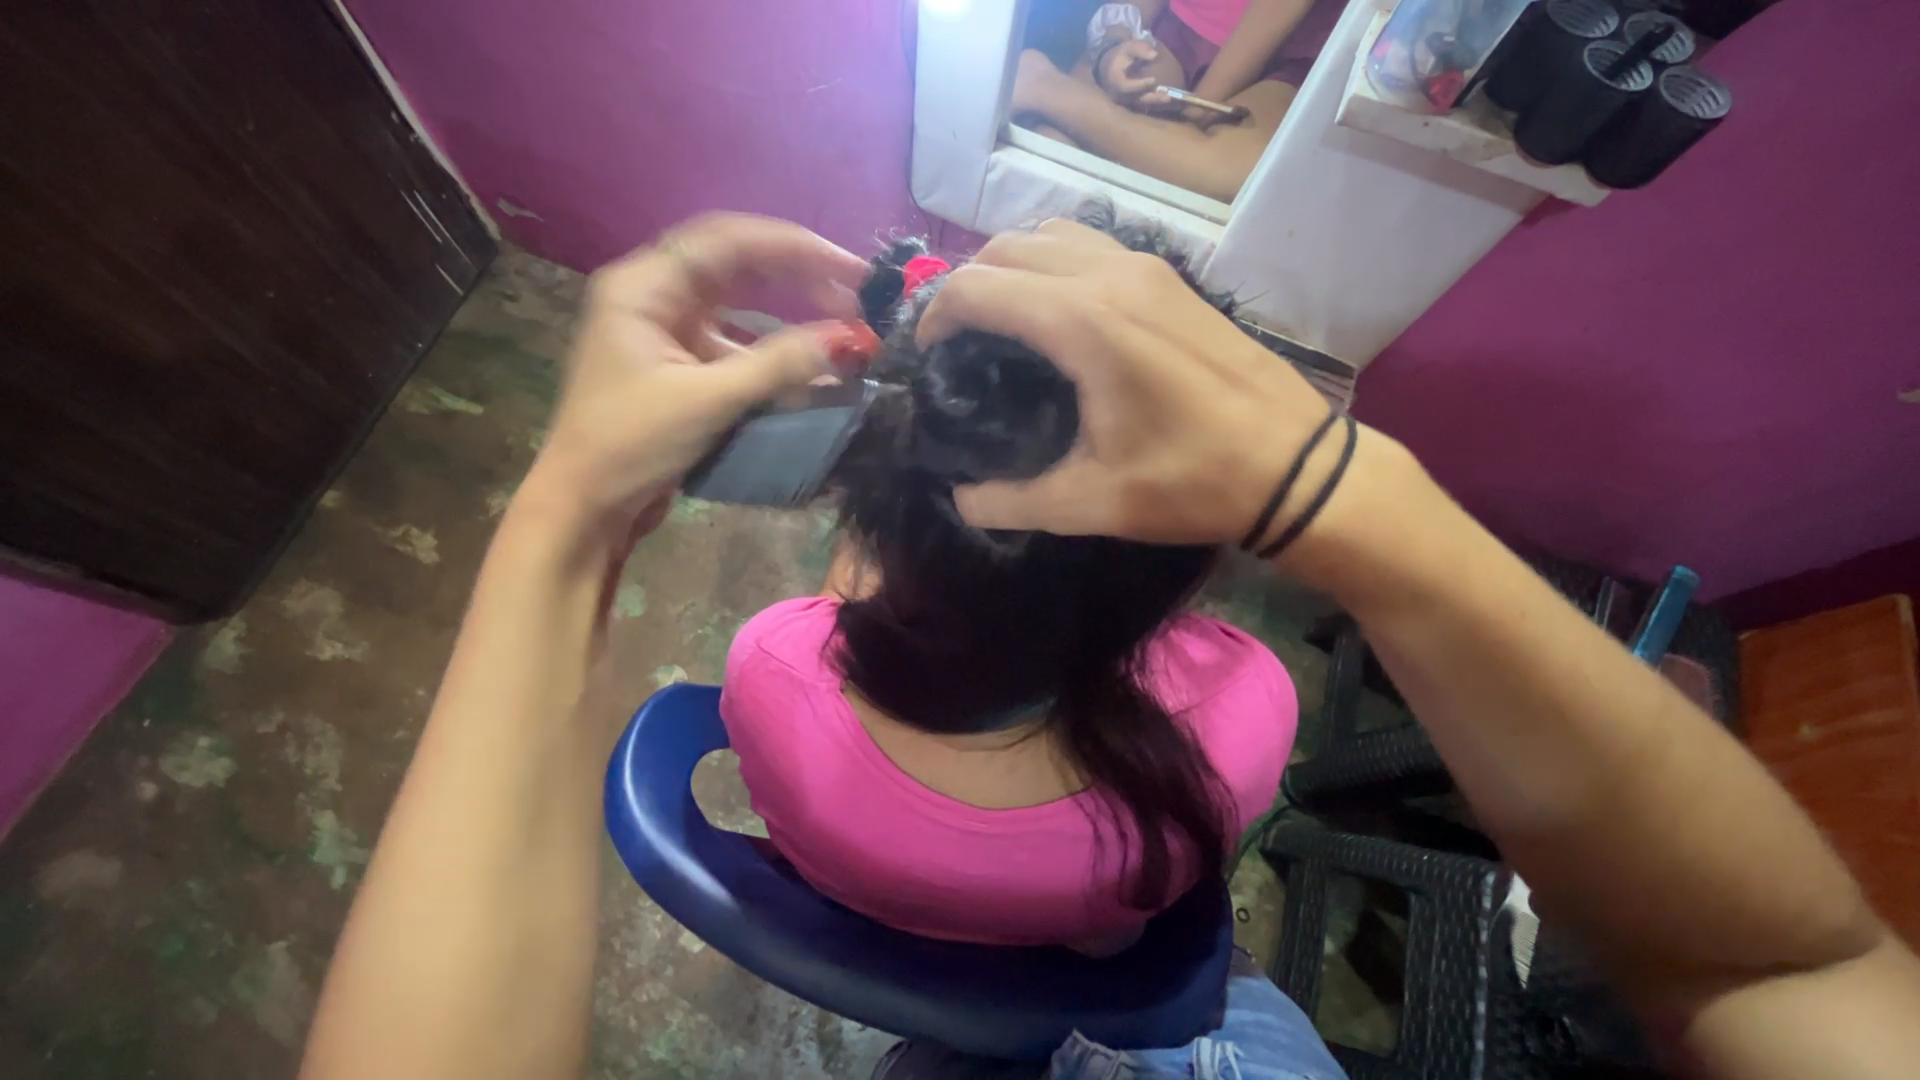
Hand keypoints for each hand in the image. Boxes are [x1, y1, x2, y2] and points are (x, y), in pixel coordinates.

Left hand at [521, 214, 869, 534]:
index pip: (730, 240)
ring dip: (791, 314)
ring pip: (741, 305)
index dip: (797, 248)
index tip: (853, 271)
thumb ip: (780, 365)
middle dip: (800, 277)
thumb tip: (850, 340)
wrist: (586, 506)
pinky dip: (774, 353)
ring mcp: (668, 331)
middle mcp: (655, 296)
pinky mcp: (681, 365)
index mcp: (645, 285)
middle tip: (858, 298)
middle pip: (739, 265)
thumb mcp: (708, 400)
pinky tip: (811, 368)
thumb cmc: (631, 444)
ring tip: (843, 325)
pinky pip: (738, 344)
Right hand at [915, 219, 1411, 549]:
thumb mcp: (1092, 502)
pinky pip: (1091, 245)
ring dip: (1010, 264)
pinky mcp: (1171, 279)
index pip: (978, 287)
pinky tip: (1056, 312)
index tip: (926, 354)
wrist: (1299, 467)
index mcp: (1083, 322)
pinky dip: (1053, 263)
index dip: (937, 314)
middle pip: (1007, 247)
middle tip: (954, 338)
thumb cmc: (1193, 483)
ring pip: (1052, 234)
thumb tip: (961, 500)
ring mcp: (1147, 268)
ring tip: (997, 318)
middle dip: (965, 284)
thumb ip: (1012, 502)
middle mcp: (1110, 274)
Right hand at [1097, 40, 1174, 110]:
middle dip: (1151, 98)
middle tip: (1167, 97)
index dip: (1139, 85)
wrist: (1108, 68)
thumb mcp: (1127, 48)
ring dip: (1155, 101)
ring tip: (1169, 98)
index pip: (1126, 87)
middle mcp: (1118, 95)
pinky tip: (1165, 99)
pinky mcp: (1129, 103)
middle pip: (1135, 99)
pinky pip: (1142, 104)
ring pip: (1140, 103)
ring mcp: (1124, 101)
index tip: (1153, 80)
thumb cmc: (1119, 57)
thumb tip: (1155, 55)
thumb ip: (1140, 49)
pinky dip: (1153, 102)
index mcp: (1115, 81)